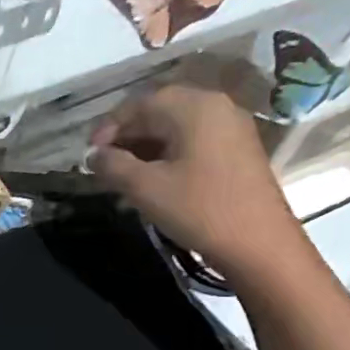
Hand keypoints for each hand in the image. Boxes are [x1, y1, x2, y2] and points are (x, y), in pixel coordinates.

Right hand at [87, 86, 297, 273]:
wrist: (260, 245)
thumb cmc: (200, 210)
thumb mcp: (146, 189)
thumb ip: (113, 166)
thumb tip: (93, 156)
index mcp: (193, 106)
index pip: (140, 104)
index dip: (109, 127)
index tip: (89, 154)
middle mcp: (216, 106)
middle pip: (160, 112)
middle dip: (128, 137)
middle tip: (105, 164)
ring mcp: (232, 128)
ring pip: (178, 129)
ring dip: (147, 148)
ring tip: (125, 176)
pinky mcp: (240, 151)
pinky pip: (195, 142)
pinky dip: (170, 155)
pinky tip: (156, 180)